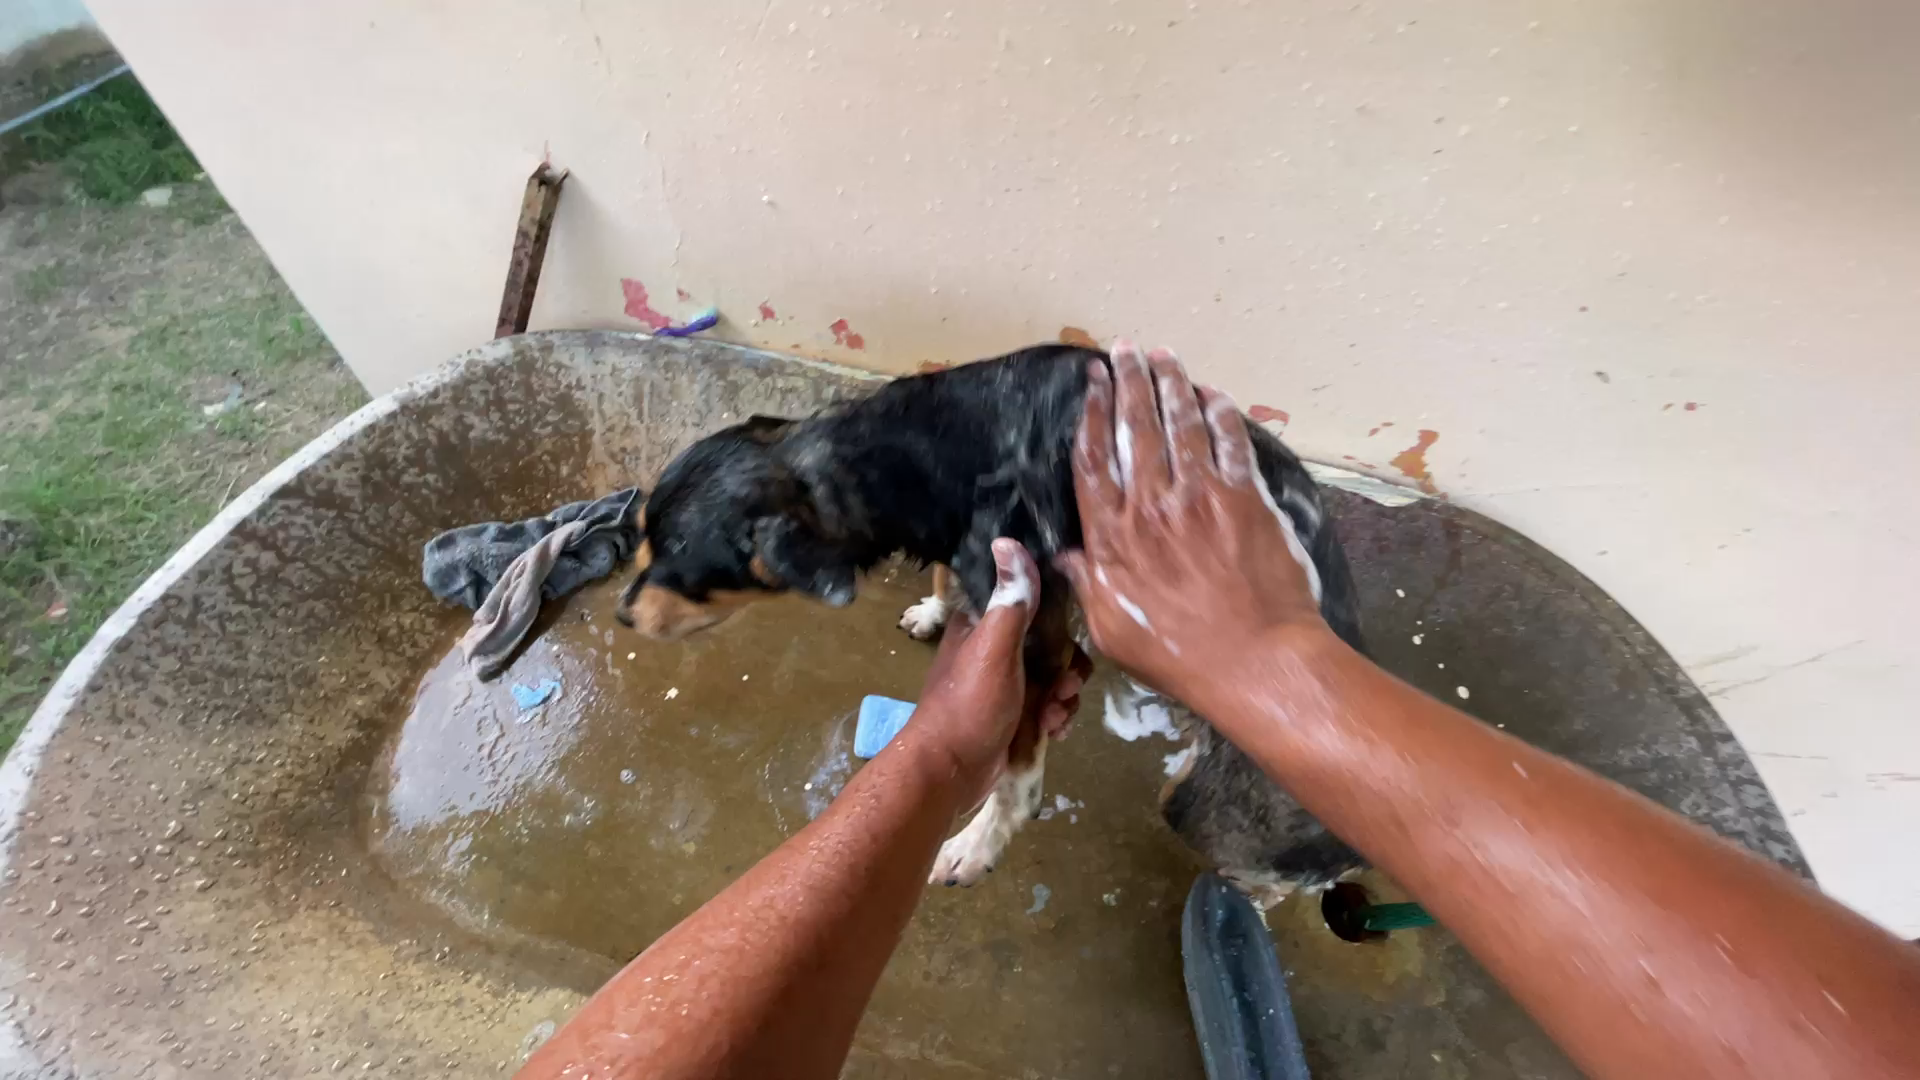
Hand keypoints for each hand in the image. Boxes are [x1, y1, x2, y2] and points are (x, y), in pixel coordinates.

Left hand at [909, 539, 1090, 802]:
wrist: (951, 771)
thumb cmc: (970, 703)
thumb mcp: (993, 645)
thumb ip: (1009, 598)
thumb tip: (1007, 539)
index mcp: (984, 624)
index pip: (1032, 602)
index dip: (1056, 619)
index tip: (1066, 639)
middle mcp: (995, 648)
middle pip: (1052, 644)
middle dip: (1066, 669)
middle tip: (1064, 687)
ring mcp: (1006, 683)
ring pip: (1056, 678)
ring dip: (1063, 698)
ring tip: (1052, 716)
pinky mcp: (1015, 714)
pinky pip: (1051, 705)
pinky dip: (1056, 717)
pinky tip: (1049, 731)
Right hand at [1056, 341, 1325, 701]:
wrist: (1253, 660)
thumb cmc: (1176, 651)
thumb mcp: (1110, 627)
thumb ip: (1086, 583)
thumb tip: (1062, 555)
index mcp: (1112, 534)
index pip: (1093, 458)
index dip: (1090, 413)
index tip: (1091, 382)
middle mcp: (1150, 504)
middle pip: (1134, 427)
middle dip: (1127, 381)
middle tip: (1123, 350)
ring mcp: (1200, 496)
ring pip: (1180, 424)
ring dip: (1170, 383)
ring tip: (1162, 354)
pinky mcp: (1245, 499)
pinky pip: (1230, 443)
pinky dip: (1220, 413)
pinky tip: (1212, 393)